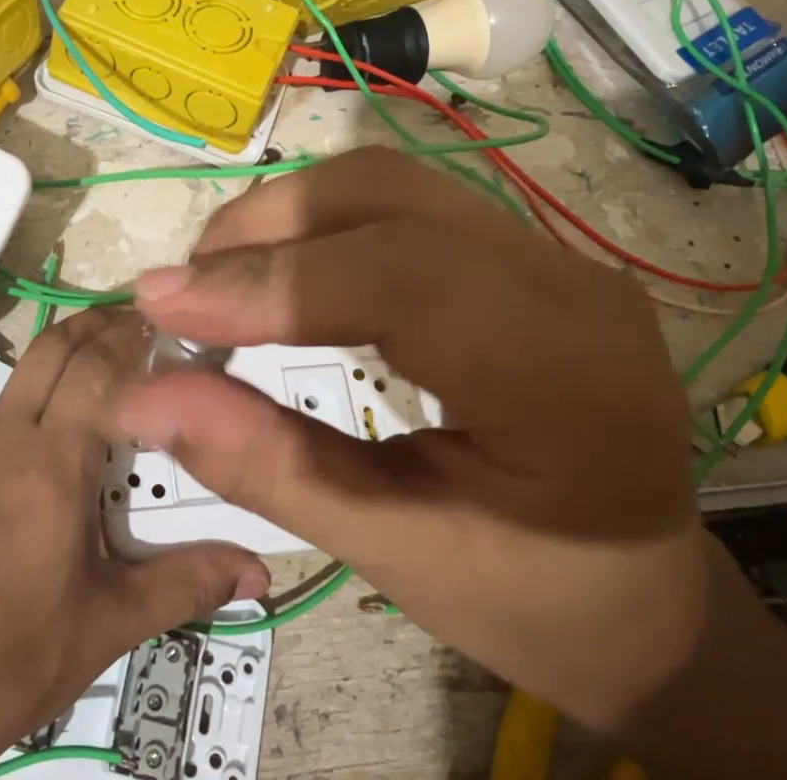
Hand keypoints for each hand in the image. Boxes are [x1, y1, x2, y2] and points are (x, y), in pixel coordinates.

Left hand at [0, 309, 268, 779]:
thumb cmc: (3, 661)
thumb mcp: (104, 626)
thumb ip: (184, 585)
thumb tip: (258, 571)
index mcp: (49, 464)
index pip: (99, 370)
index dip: (135, 336)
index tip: (173, 320)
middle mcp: (2, 443)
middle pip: (51, 351)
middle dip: (96, 323)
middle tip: (142, 319)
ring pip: (20, 380)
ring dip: (64, 358)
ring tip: (111, 370)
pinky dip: (35, 400)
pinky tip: (57, 443)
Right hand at [117, 146, 707, 730]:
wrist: (645, 599)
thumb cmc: (533, 602)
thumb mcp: (394, 553)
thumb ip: (266, 465)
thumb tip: (140, 397)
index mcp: (565, 379)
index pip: (401, 280)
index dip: (270, 283)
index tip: (158, 306)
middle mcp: (571, 287)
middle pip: (392, 197)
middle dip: (266, 229)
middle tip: (181, 291)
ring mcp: (556, 259)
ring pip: (395, 185)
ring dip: (290, 217)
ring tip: (218, 279)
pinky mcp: (528, 257)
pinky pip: (409, 207)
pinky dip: (325, 226)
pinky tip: (284, 274)